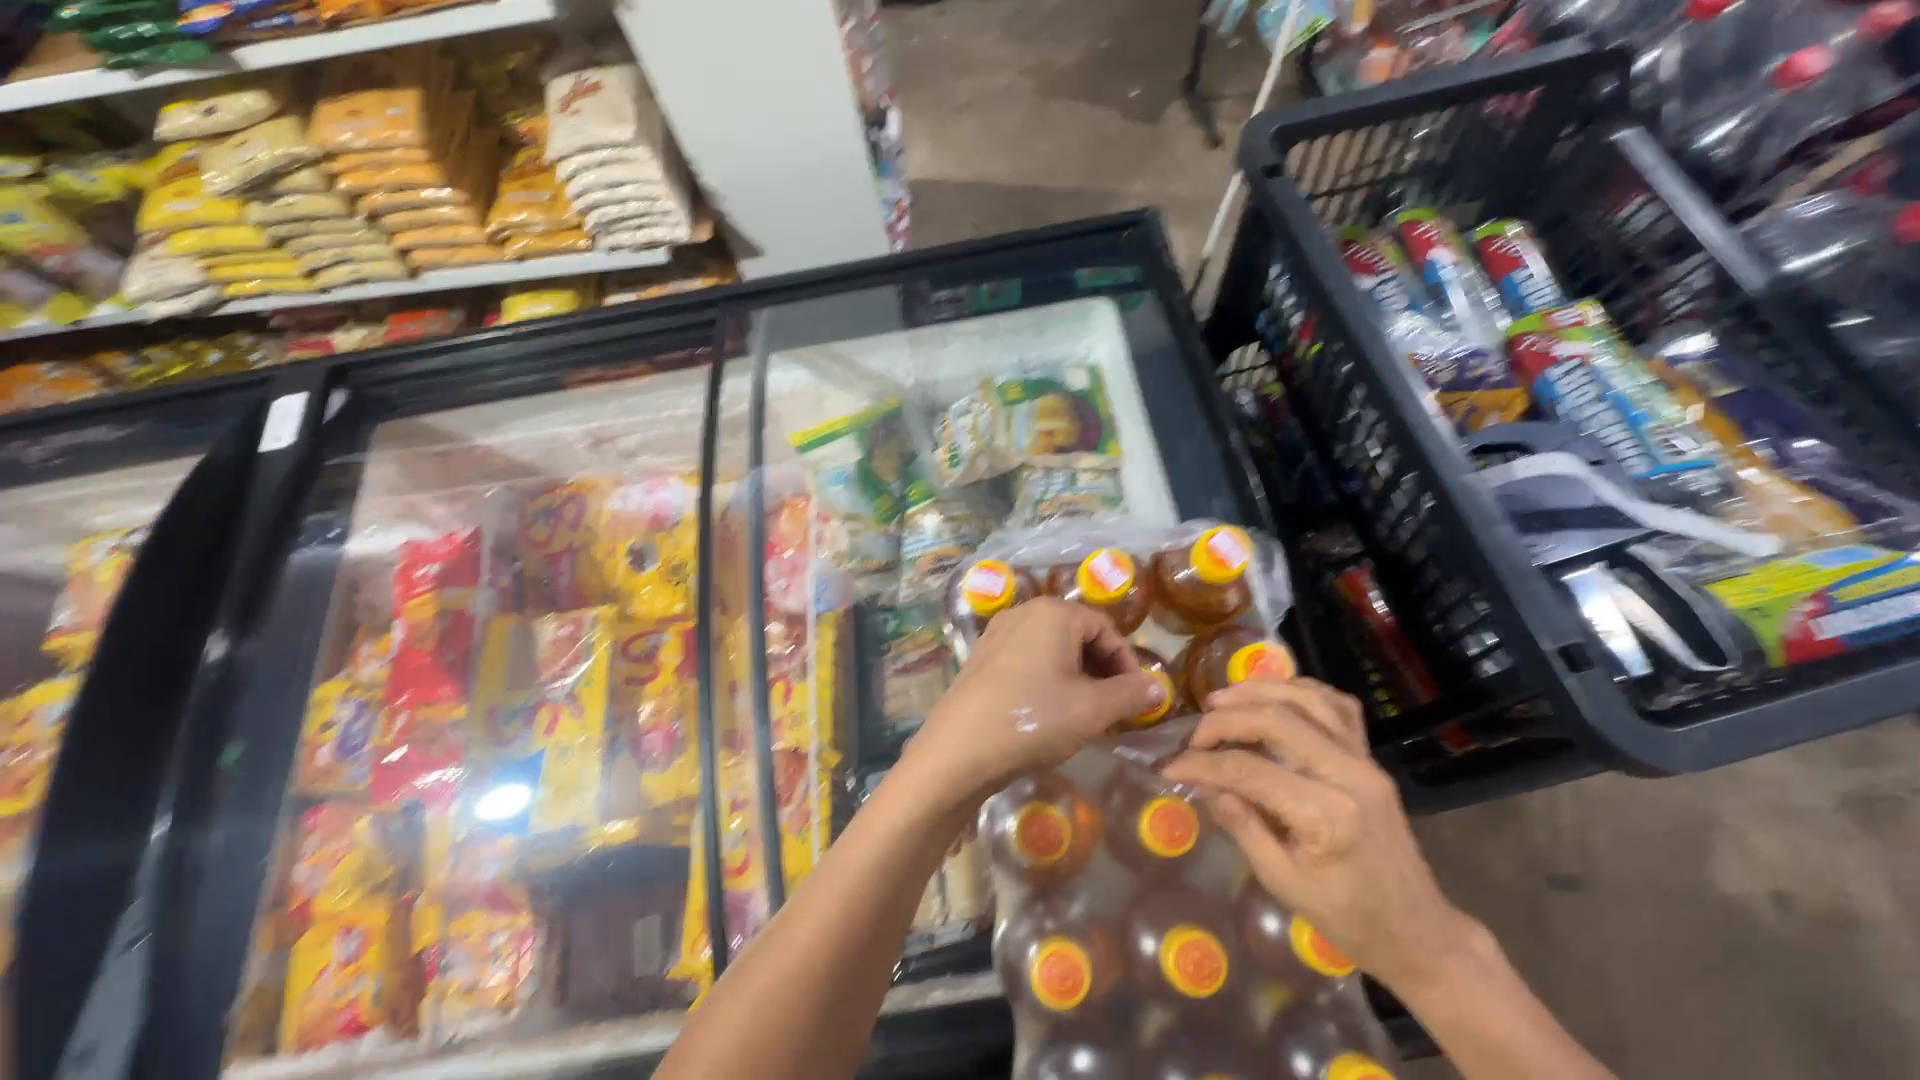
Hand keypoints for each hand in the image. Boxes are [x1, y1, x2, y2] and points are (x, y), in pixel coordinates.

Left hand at [901, 598, 1165, 810]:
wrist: (959, 751)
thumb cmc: (1033, 720)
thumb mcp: (1092, 710)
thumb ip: (1130, 694)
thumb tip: (1158, 686)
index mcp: (1052, 613)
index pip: (1105, 628)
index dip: (1127, 661)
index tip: (1136, 696)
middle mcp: (1022, 613)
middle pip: (1077, 634)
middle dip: (1101, 668)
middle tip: (1113, 706)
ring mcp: (996, 635)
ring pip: (1051, 648)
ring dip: (1075, 676)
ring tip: (1084, 712)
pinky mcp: (980, 659)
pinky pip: (1026, 659)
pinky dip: (1047, 679)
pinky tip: (1048, 713)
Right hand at [1159, 678, 1476, 992]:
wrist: (1414, 930)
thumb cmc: (1345, 916)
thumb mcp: (1281, 881)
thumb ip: (1243, 825)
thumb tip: (1207, 785)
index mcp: (1326, 815)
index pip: (1249, 770)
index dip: (1201, 764)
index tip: (1169, 767)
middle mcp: (1350, 774)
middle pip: (1278, 720)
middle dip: (1225, 720)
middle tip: (1192, 736)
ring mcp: (1366, 761)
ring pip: (1308, 699)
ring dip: (1259, 691)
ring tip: (1220, 701)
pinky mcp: (1371, 759)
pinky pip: (1337, 707)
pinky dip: (1300, 692)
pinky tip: (1271, 697)